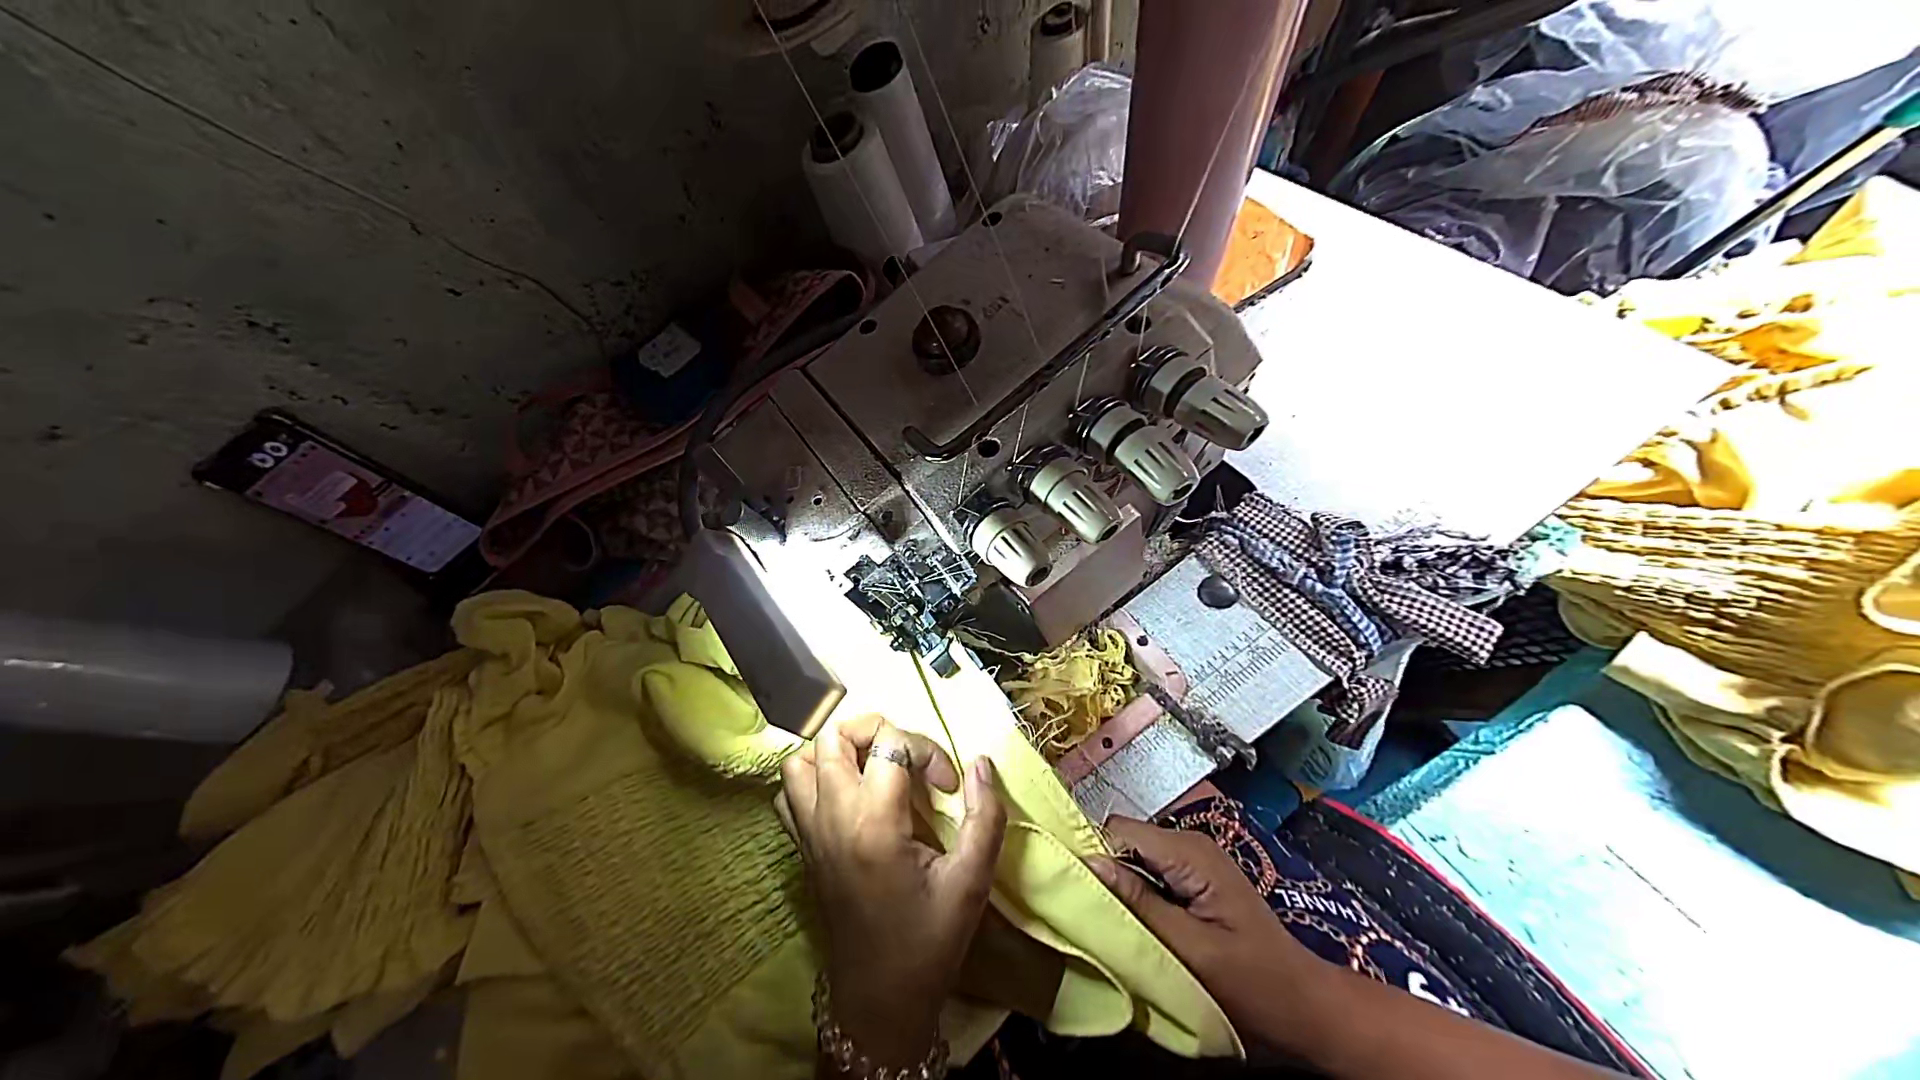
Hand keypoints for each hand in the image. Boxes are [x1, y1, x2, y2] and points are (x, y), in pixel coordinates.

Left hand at [779, 714, 1006, 1068]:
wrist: (880, 1001)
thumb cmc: (929, 941)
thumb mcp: (971, 883)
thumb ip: (985, 818)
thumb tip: (982, 764)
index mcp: (873, 823)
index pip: (890, 743)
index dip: (927, 750)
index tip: (949, 786)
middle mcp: (831, 818)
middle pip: (835, 735)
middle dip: (878, 729)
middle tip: (908, 757)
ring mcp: (808, 832)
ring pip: (802, 758)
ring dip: (838, 749)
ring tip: (875, 766)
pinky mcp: (800, 847)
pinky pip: (789, 792)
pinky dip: (813, 777)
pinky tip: (845, 792)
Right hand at [1088, 818, 1623, 1079]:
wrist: (1306, 1007)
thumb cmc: (1252, 983)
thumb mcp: (1191, 949)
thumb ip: (1139, 903)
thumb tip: (1086, 863)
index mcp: (1189, 852)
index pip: (1118, 831)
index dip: (1091, 853)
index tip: (1069, 887)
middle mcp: (1187, 844)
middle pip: (1123, 840)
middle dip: (1102, 869)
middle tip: (1087, 910)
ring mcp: (1191, 860)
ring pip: (1132, 857)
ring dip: (1117, 884)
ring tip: (1106, 918)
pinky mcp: (1191, 878)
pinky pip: (1148, 872)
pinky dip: (1134, 893)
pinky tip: (1131, 921)